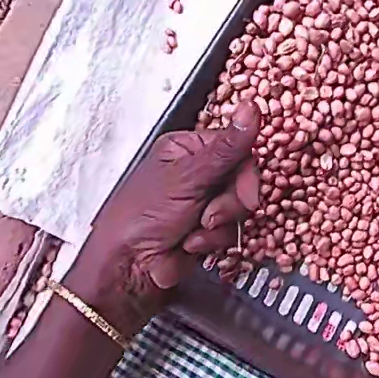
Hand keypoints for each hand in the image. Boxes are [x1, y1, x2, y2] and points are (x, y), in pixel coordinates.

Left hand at [69, 103, 262, 333]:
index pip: (236, 149)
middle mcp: (195, 172)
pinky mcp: (204, 230)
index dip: (245, 174)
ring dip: (218, 226)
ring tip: (192, 232)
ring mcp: (200, 203)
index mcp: (186, 149)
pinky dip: (212, 241)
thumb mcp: (189, 178)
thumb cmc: (142, 217)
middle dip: (228, 204)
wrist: (126, 269)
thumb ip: (226, 148)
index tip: (244, 192)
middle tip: (209, 215)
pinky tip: (189, 245)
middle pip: (241, 181)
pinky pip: (229, 232)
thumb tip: (252, 108)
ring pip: (238, 209)